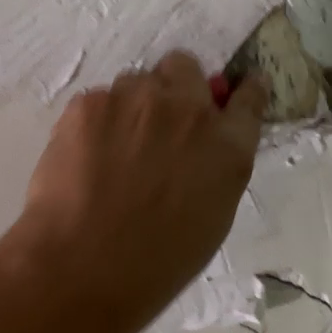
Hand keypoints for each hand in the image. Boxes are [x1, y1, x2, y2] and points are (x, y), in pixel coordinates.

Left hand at [6, 51, 267, 319]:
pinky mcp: (89, 102)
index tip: (233, 88)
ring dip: (132, 106)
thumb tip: (201, 144)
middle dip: (174, 86)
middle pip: (184, 68)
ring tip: (112, 152)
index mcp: (228, 147)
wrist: (83, 264)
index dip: (241, 89)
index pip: (248, 98)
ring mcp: (135, 99)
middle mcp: (187, 110)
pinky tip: (84, 159)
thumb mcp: (210, 217)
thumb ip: (214, 167)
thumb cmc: (156, 262)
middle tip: (156, 123)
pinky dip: (95, 123)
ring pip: (135, 82)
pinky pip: (98, 100)